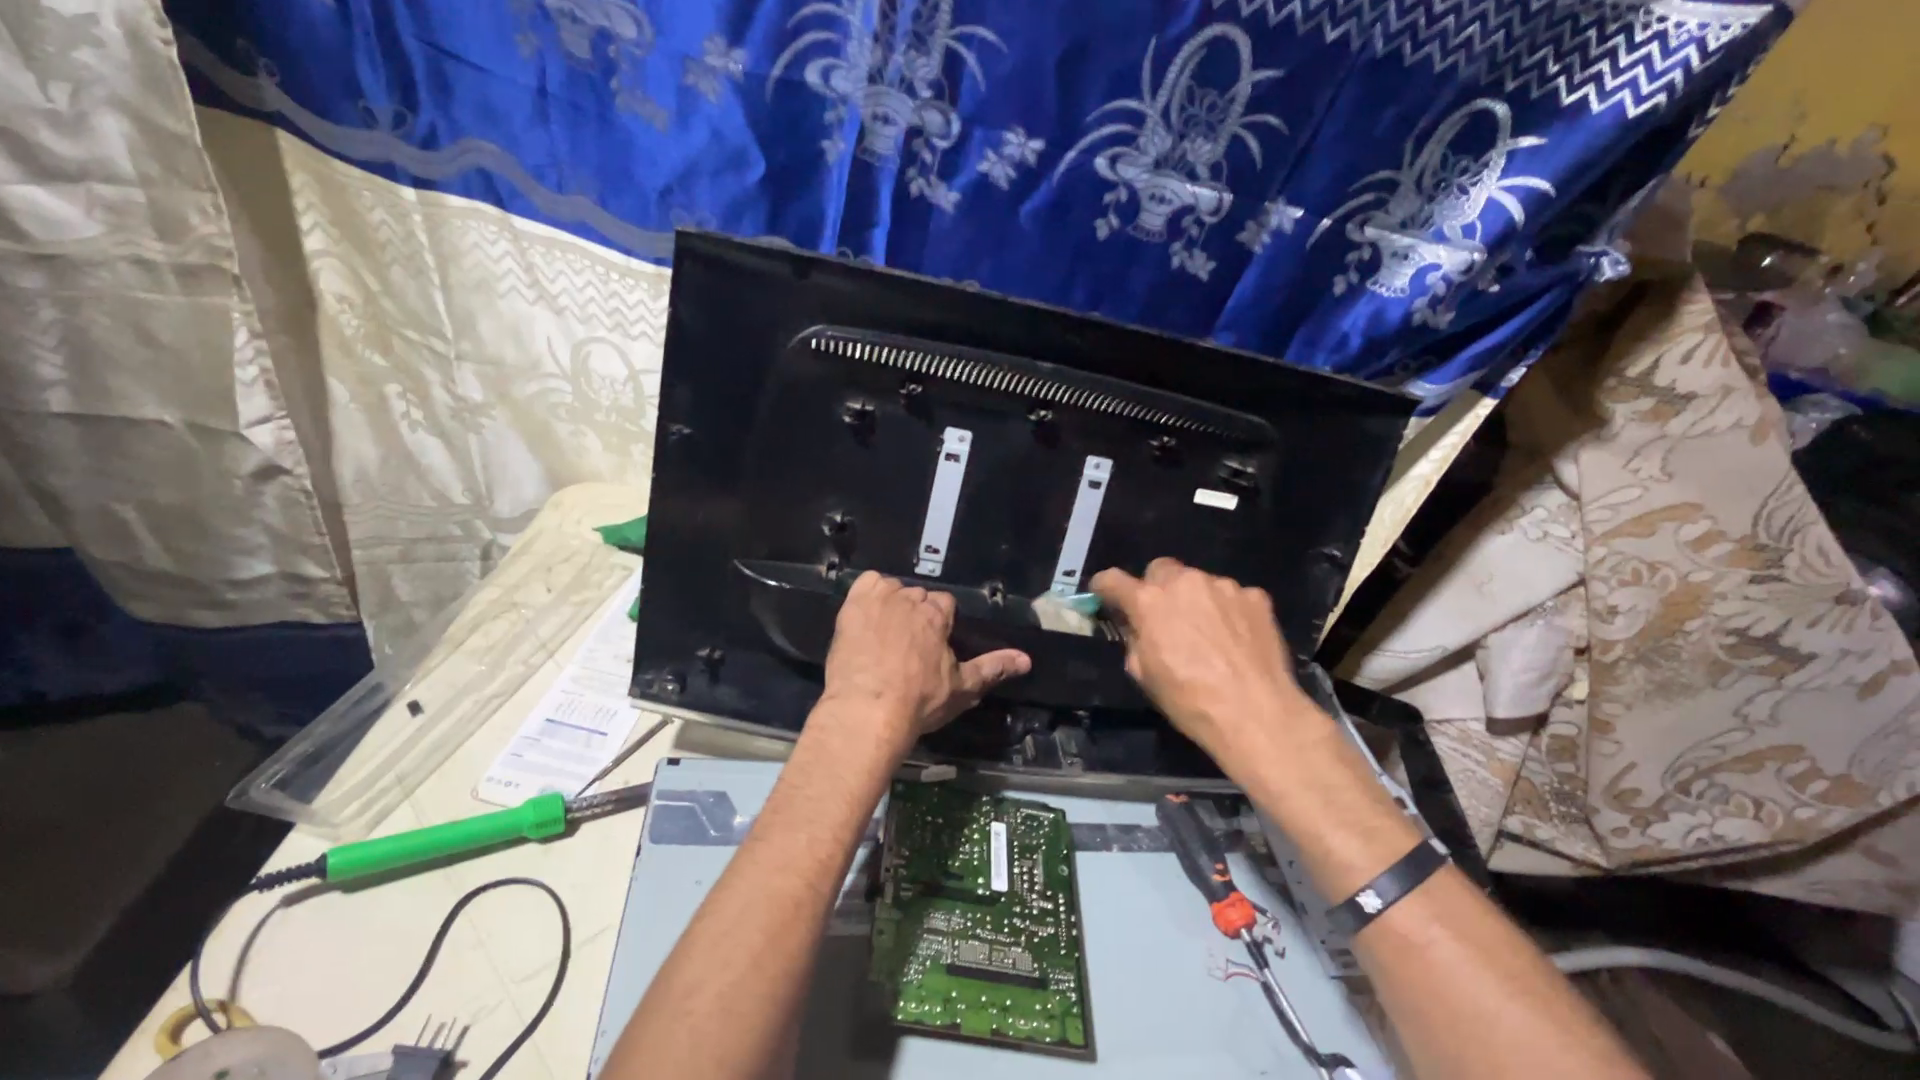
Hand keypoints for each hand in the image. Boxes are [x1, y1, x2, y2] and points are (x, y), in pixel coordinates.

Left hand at [820, 571, 1030, 749]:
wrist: (867, 710)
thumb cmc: (918, 701)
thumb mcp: (963, 688)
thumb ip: (994, 668)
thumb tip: (1026, 659)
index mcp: (937, 614)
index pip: (945, 603)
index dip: (940, 623)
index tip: (933, 643)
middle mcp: (910, 598)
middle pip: (918, 596)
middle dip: (916, 614)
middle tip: (908, 646)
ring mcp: (879, 600)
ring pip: (891, 590)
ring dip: (891, 604)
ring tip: (885, 635)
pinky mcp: (851, 606)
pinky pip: (864, 584)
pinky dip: (868, 594)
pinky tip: (867, 616)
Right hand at [1091, 558, 1323, 763]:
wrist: (1255, 713)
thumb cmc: (1189, 700)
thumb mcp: (1144, 674)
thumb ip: (1135, 639)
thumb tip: (1137, 626)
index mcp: (1149, 602)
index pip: (1113, 580)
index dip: (1105, 587)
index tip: (1104, 594)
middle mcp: (1185, 583)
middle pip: (1161, 569)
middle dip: (1157, 588)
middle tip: (1164, 617)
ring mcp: (1224, 586)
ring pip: (1199, 582)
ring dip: (1196, 600)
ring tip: (1208, 634)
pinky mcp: (1256, 597)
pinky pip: (1233, 596)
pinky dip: (1228, 611)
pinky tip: (1236, 639)